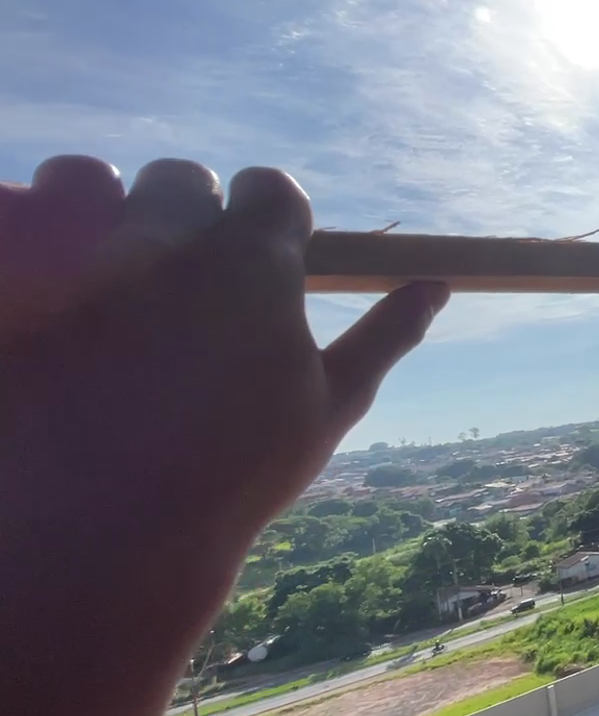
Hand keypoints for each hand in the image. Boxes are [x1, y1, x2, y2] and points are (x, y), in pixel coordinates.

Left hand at [0, 156, 443, 572]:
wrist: (98, 537)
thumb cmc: (242, 468)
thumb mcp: (336, 399)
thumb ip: (389, 332)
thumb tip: (437, 284)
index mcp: (254, 270)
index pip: (270, 189)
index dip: (278, 209)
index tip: (276, 242)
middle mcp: (161, 247)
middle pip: (179, 178)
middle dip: (194, 204)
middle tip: (194, 260)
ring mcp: (64, 266)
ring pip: (77, 178)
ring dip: (96, 200)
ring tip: (105, 257)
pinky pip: (0, 222)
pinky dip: (19, 232)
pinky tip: (45, 284)